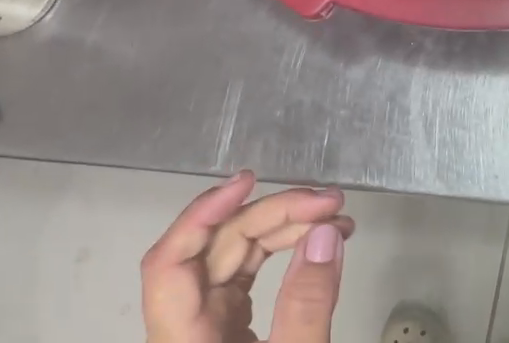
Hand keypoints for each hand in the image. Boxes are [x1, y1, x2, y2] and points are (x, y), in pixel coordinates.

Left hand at [142, 171, 353, 342]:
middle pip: (215, 252)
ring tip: (339, 219)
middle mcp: (186, 332)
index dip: (202, 214)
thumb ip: (308, 303)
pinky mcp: (228, 335)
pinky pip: (249, 279)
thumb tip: (327, 233)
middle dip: (273, 215)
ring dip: (285, 230)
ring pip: (235, 261)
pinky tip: (320, 243)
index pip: (170, 264)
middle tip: (333, 203)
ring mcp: (206, 334)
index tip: (251, 181)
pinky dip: (285, 253)